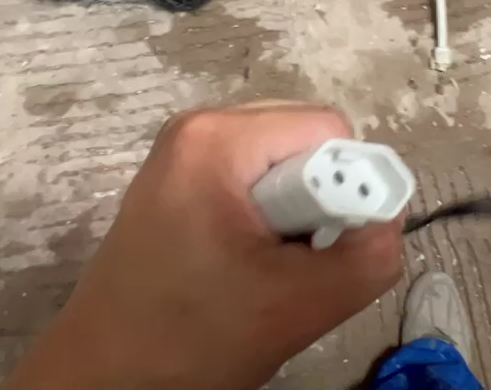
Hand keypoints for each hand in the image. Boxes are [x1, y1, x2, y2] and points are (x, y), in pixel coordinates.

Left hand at [1, 103, 404, 389]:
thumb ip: (364, 258)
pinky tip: (244, 259)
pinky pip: (250, 172)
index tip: (327, 243)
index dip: (346, 185)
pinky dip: (266, 210)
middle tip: (296, 259)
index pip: (325, 128)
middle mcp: (199, 125)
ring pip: (280, 157)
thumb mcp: (293, 307)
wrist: (98, 379)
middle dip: (317, 196)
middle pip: (300, 136)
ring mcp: (183, 148)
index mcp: (219, 137)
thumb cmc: (188, 339)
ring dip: (293, 208)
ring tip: (267, 265)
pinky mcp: (177, 174)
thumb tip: (393, 219)